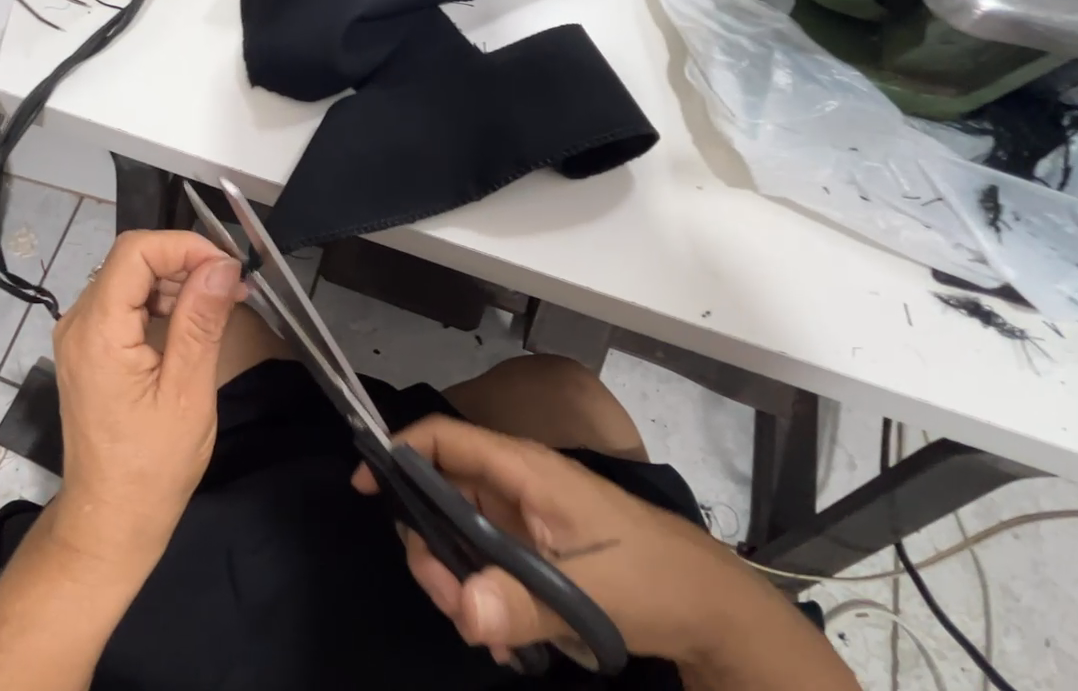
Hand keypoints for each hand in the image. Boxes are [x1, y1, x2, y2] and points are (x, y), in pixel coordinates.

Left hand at [49, 230, 246, 567]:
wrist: (112, 518)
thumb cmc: (153, 465)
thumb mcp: (187, 391)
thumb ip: (201, 321)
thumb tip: (222, 264)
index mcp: (97, 331)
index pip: (135, 252)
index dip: (184, 246)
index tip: (228, 267)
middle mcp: (78, 324)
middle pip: (130, 262)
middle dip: (185, 263)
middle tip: (234, 288)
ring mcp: (79, 337)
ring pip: (129, 281)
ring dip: (176, 283)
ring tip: (221, 305)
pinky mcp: (89, 351)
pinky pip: (124, 307)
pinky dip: (161, 305)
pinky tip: (193, 323)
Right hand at [352, 416, 771, 666]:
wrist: (712, 608)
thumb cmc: (654, 579)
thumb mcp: (590, 594)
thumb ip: (523, 602)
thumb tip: (463, 609)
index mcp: (523, 470)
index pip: (444, 438)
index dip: (398, 450)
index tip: (365, 487)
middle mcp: (512, 485)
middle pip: (436, 493)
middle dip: (430, 548)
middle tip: (452, 604)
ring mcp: (519, 518)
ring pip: (454, 531)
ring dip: (454, 581)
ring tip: (483, 632)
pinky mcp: (528, 549)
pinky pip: (481, 561)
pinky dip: (478, 596)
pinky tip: (500, 638)